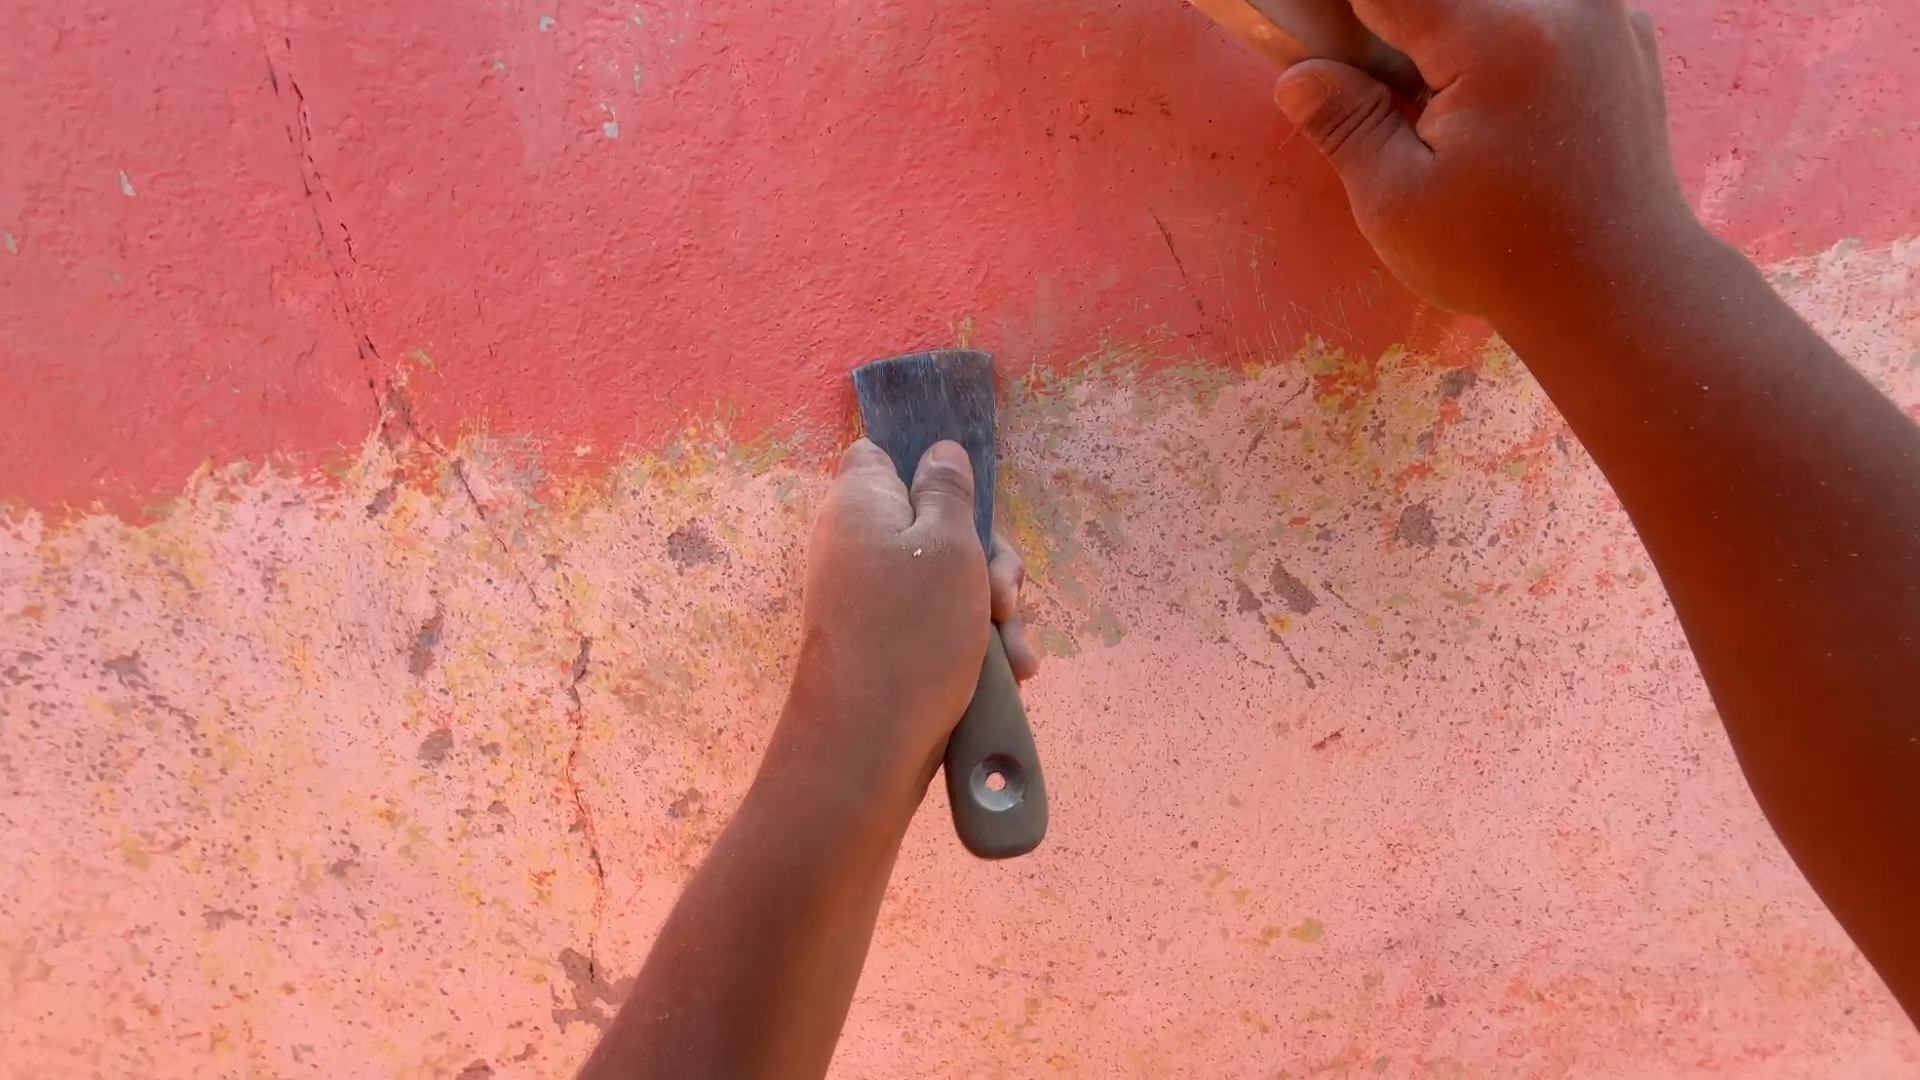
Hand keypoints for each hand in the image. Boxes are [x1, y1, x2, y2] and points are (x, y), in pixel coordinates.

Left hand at [770, 439, 1038, 806]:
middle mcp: (859, 541)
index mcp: (861, 501)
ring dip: (991, 608)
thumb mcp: (949, 544)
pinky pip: (937, 617)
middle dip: (984, 557)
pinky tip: (1009, 670)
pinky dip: (972, 637)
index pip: (880, 456)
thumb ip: (949, 489)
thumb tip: (940, 451)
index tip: (966, 502)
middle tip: (1004, 598)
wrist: (871, 742)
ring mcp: (872, 593)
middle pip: (935, 522)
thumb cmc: (915, 629)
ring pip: (947, 575)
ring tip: (1015, 654)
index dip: (927, 470)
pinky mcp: (888, 636)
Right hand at [1272, 0, 1702, 327]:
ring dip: (1442, 41)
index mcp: (1499, 38)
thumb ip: (1346, 125)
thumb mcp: (1392, 202)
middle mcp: (1565, 1)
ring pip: (1493, 2)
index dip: (1345, 14)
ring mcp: (1606, 13)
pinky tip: (1484, 112)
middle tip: (1371, 90)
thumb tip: (1295, 76)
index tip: (1324, 48)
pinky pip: (1537, 14)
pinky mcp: (1622, 34)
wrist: (1608, 284)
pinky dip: (1492, 46)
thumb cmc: (1487, 254)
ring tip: (1431, 112)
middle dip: (1396, 28)